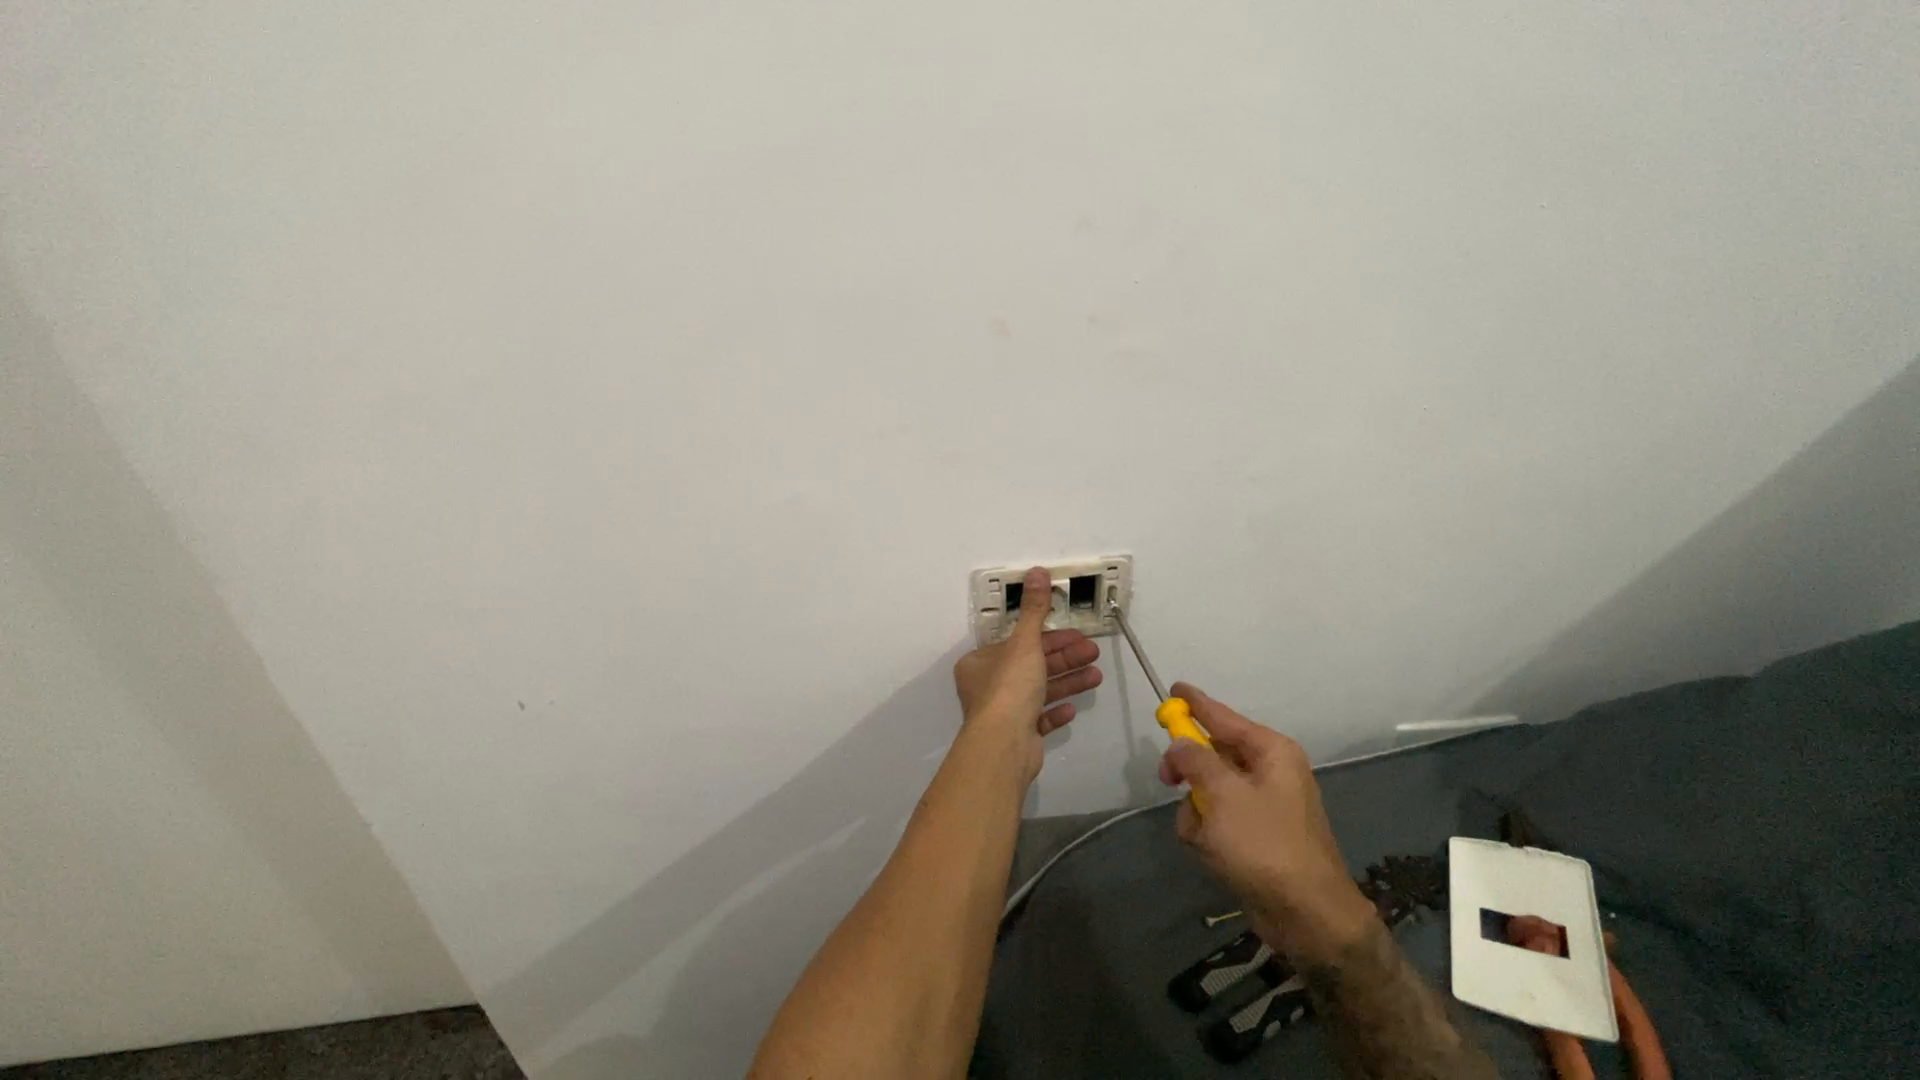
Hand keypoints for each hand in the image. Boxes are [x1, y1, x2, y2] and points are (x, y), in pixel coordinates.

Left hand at [952, 566, 1102, 782]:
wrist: (1004, 745)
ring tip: (1096, 676)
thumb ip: (1034, 610)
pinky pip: (1039, 719)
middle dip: (1065, 659)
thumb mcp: (1024, 643)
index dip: (1050, 638)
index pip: (1019, 644)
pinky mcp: (1018, 736)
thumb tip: (1037, 572)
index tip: (1076, 636)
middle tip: (1093, 653)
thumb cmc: (1009, 688)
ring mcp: (1003, 714)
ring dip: (1068, 682)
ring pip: (1040, 691)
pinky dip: (1056, 711)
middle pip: (1032, 666)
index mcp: (980, 663)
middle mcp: (987, 687)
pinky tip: (1071, 708)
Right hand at [1158, 684, 1372, 962]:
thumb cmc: (1266, 845)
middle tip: (1167, 780)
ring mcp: (1262, 806)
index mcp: (1271, 752)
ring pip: (1208, 791)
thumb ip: (1195, 761)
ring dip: (1197, 813)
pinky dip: (1207, 835)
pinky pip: (1216, 821)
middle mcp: (1269, 772)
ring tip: (1205, 837)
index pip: (1223, 717)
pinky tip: (1213, 855)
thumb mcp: (1223, 795)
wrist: (1306, 915)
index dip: (1195, 704)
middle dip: (1189, 773)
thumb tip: (1180, 743)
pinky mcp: (1255, 837)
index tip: (1173, 688)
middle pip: (1212, 754)